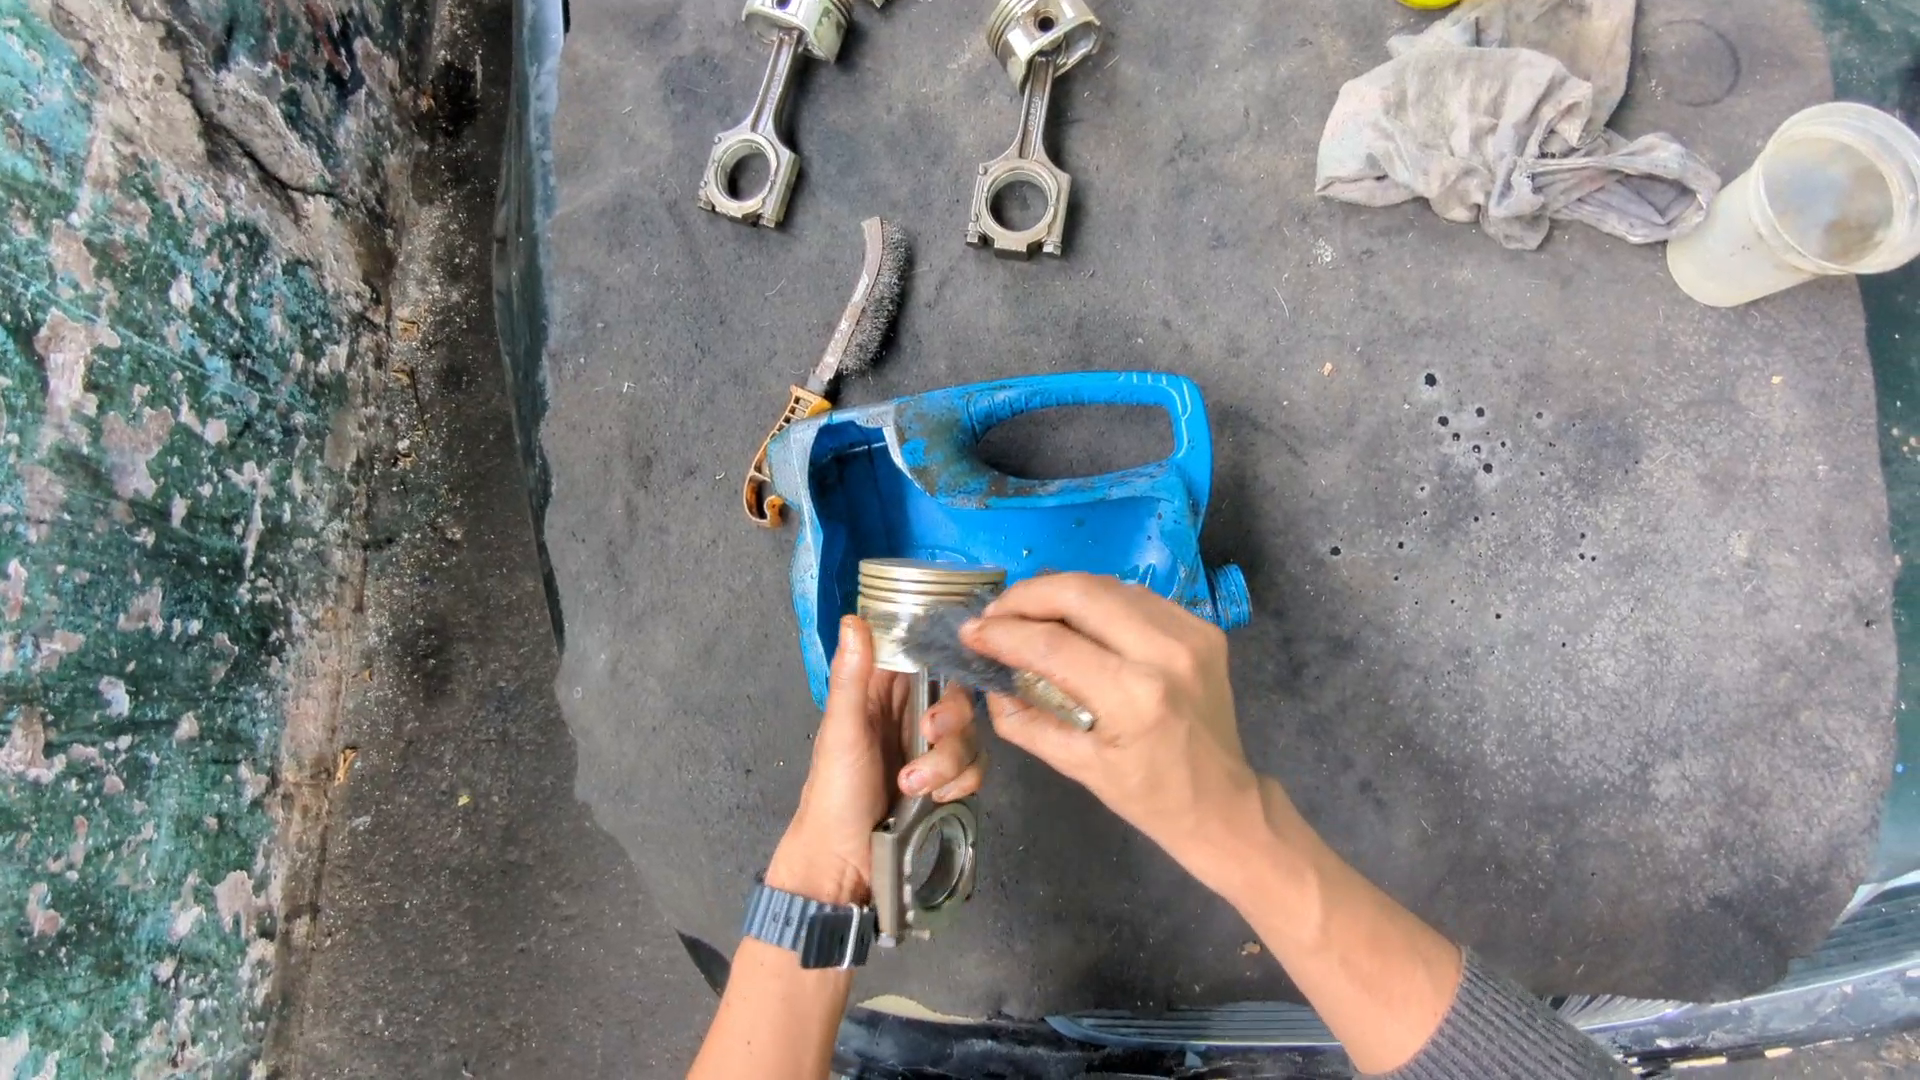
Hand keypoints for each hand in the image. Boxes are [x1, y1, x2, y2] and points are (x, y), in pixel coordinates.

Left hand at [767, 615, 986, 905]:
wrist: (843, 865)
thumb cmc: (835, 793)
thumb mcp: (841, 732)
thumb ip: (851, 678)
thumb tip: (854, 619)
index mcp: (880, 693)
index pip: (925, 660)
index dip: (943, 665)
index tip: (941, 684)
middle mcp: (910, 714)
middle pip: (956, 698)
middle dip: (951, 721)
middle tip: (930, 737)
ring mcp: (931, 748)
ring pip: (969, 735)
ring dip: (949, 763)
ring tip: (915, 788)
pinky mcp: (948, 779)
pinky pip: (975, 768)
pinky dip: (961, 784)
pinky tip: (935, 800)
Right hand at [961, 573, 1265, 890]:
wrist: (1224, 803)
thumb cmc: (1148, 797)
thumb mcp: (1077, 767)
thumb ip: (1024, 720)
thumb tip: (989, 679)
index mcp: (1135, 697)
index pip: (1052, 645)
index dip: (1003, 633)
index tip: (970, 632)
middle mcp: (1166, 652)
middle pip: (1079, 592)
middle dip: (1026, 596)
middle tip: (995, 613)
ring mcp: (1190, 633)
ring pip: (1106, 584)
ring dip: (1057, 592)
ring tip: (1025, 611)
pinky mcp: (1201, 627)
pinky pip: (1134, 595)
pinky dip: (1095, 599)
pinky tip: (1072, 616)